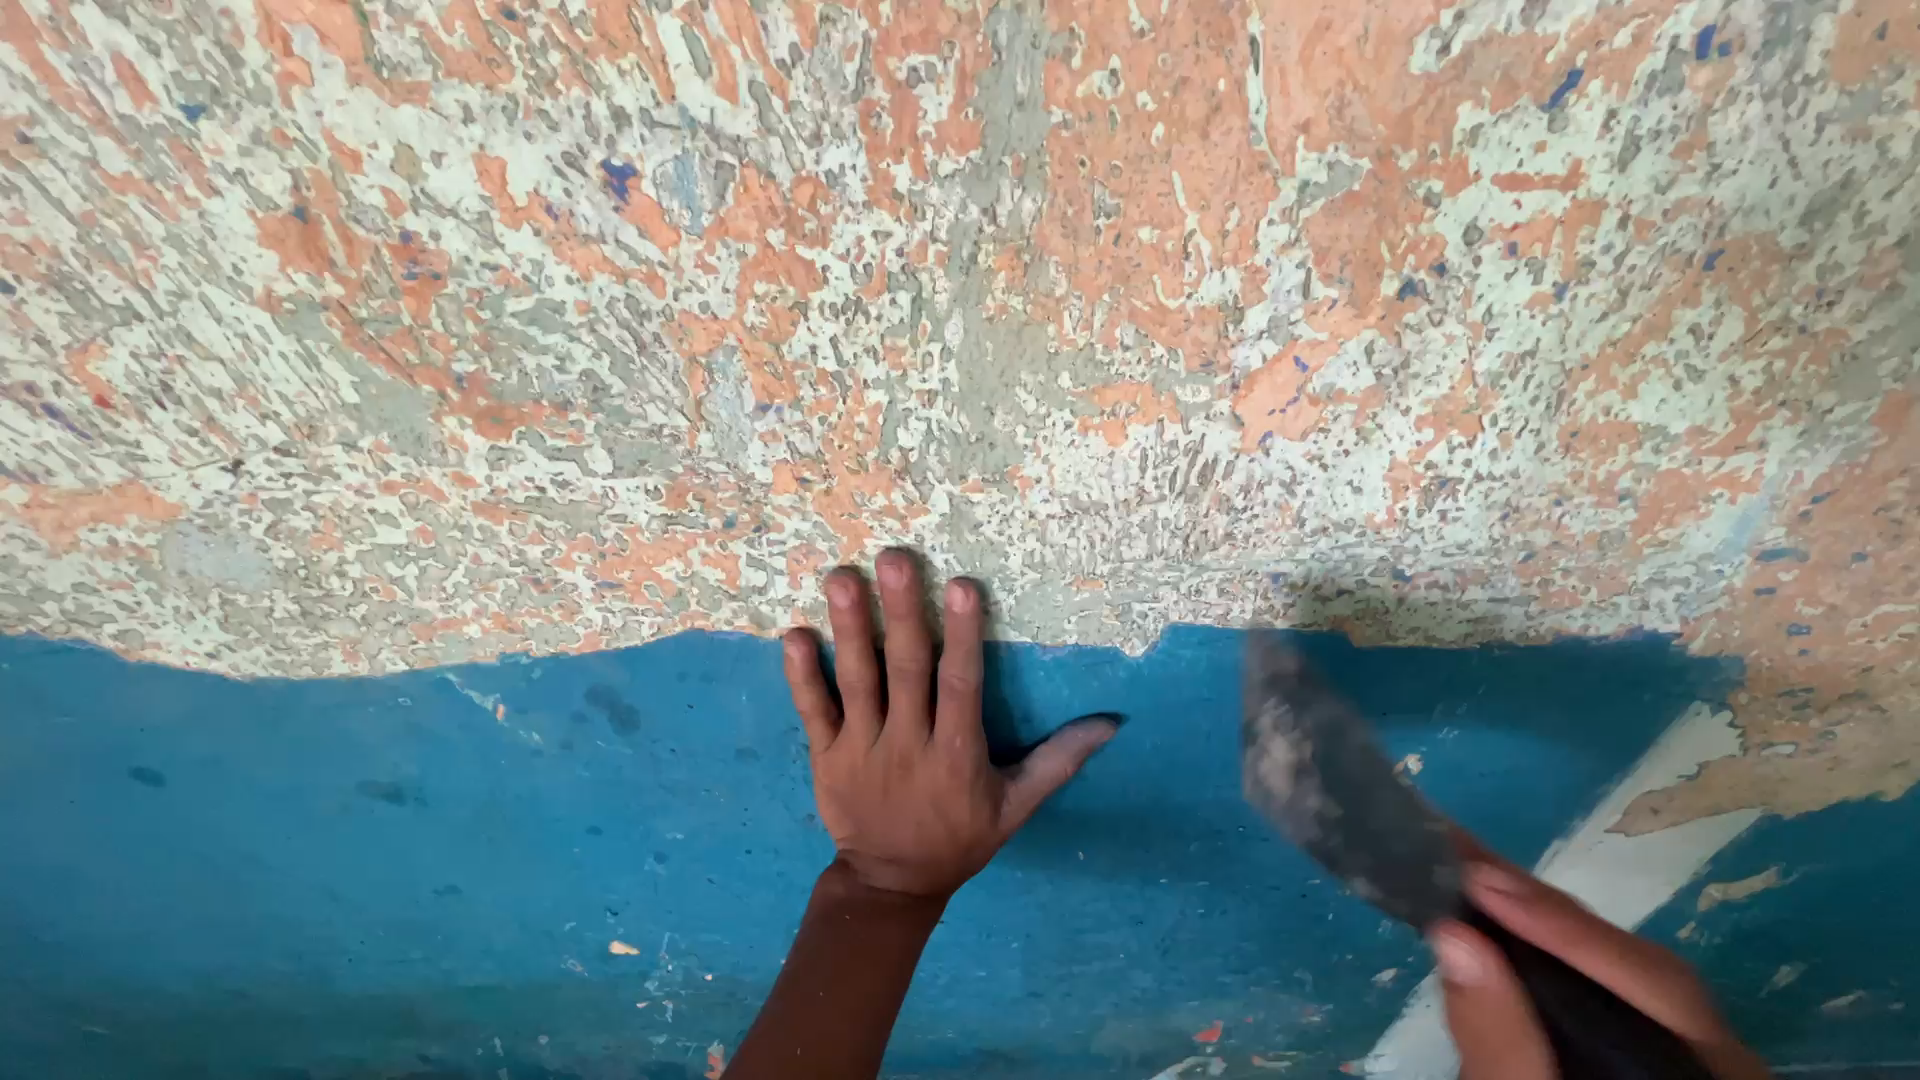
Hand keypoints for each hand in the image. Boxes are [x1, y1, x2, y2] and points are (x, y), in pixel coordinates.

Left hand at [781, 549, 1116, 897]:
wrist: (892, 884)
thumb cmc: (961, 836)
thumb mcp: (1017, 806)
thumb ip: (1059, 761)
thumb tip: (1111, 723)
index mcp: (956, 753)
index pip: (960, 685)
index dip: (962, 636)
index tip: (961, 585)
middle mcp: (908, 744)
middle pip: (905, 670)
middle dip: (902, 612)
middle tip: (894, 559)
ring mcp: (861, 749)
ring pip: (857, 681)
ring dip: (850, 629)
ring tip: (843, 578)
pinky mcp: (827, 757)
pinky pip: (812, 711)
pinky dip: (802, 675)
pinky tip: (795, 635)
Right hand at [1430, 857, 1769, 1079]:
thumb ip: (1501, 1044)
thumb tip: (1451, 933)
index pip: (1658, 988)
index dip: (1565, 927)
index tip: (1475, 877)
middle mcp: (1716, 1064)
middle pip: (1641, 970)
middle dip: (1539, 907)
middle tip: (1451, 850)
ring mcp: (1683, 1058)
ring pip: (1618, 972)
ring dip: (1535, 916)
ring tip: (1459, 870)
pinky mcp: (1634, 1050)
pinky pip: (1597, 986)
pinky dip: (1540, 945)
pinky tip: (1490, 921)